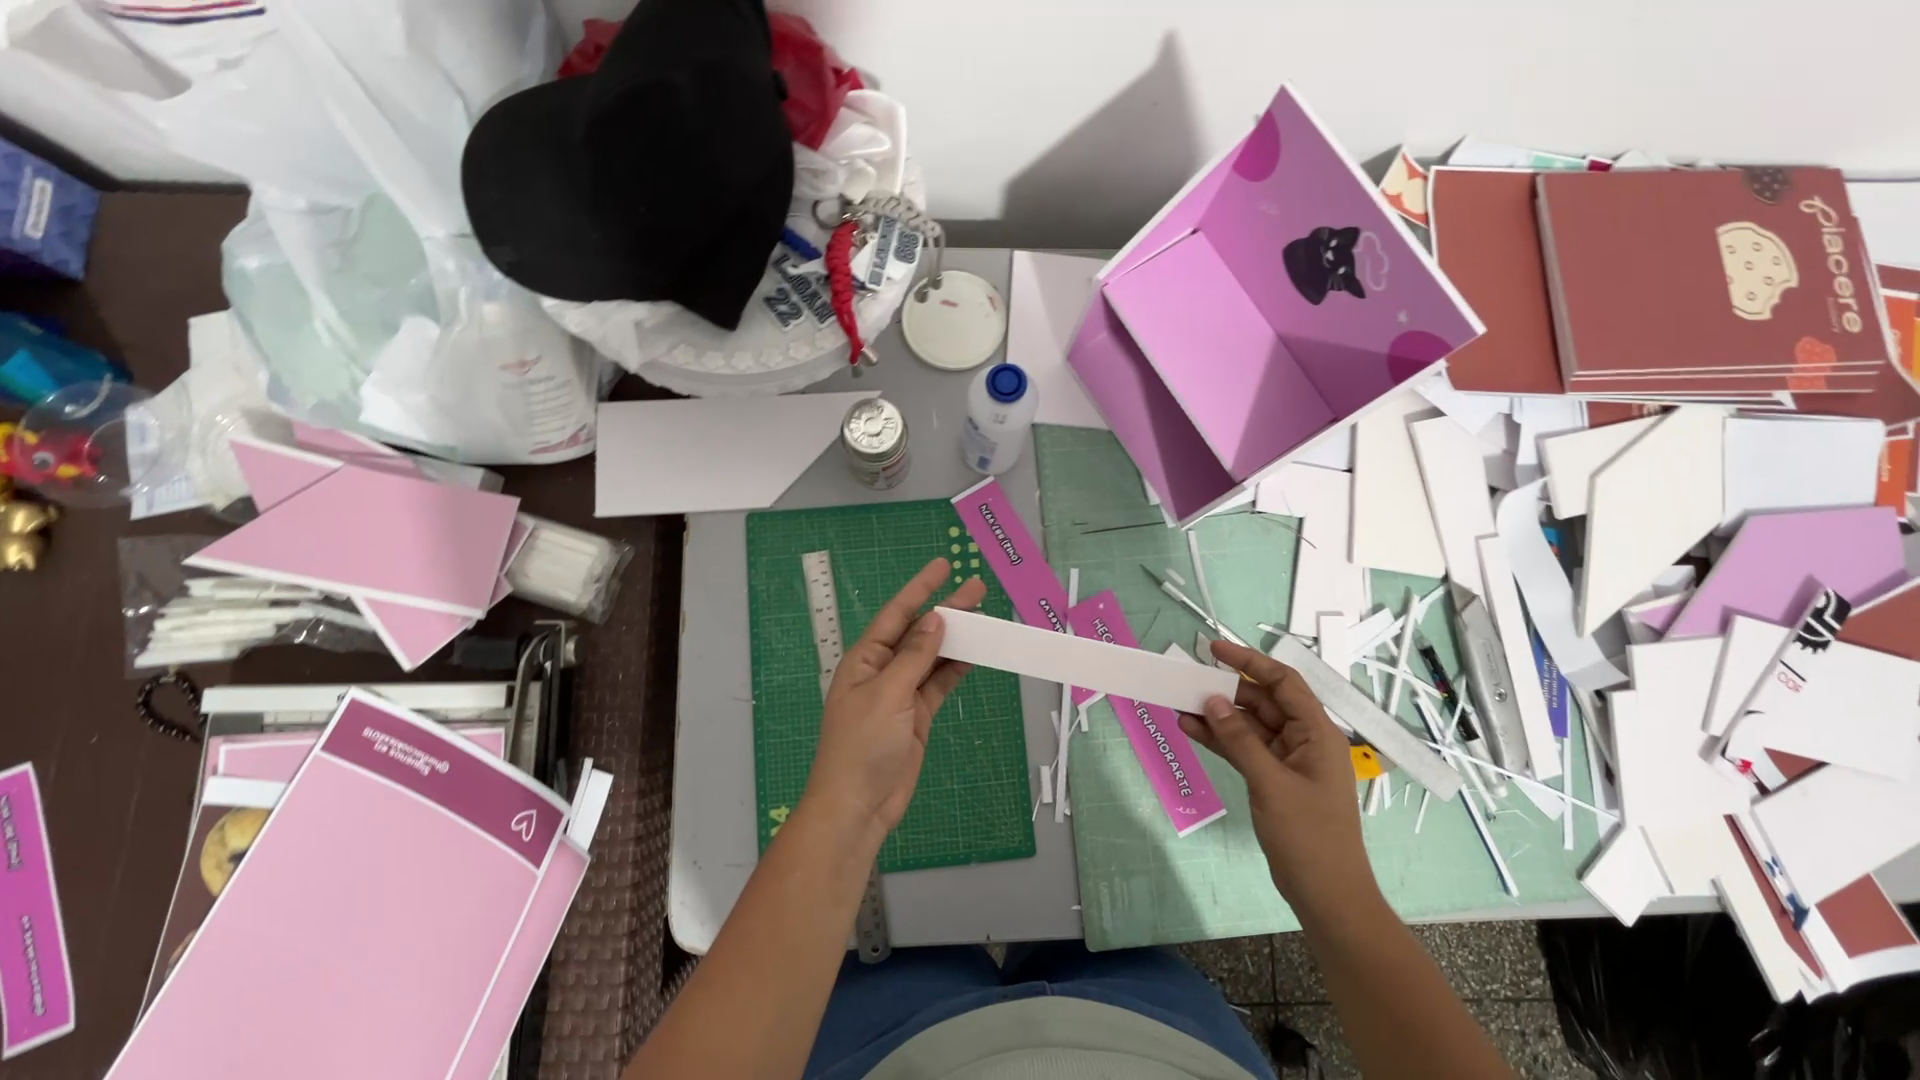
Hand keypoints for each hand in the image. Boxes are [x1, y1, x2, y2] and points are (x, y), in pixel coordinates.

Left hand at [801, 557, 985, 845]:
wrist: (859, 804)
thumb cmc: (861, 745)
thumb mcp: (887, 694)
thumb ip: (913, 656)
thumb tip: (934, 620)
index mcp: (864, 659)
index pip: (896, 614)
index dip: (920, 588)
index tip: (943, 565)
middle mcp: (882, 670)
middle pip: (918, 633)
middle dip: (946, 609)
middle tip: (977, 587)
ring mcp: (901, 694)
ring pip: (932, 657)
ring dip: (956, 639)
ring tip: (985, 618)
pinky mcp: (917, 716)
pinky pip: (939, 684)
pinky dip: (957, 669)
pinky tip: (976, 655)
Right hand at [1180, 640, 1377, 915]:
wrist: (1326, 893)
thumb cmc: (1309, 836)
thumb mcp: (1272, 784)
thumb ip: (1240, 740)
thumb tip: (1213, 701)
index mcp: (1317, 733)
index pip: (1283, 683)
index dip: (1250, 662)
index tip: (1214, 649)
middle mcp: (1304, 741)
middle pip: (1263, 702)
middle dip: (1227, 690)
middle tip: (1187, 681)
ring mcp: (1288, 762)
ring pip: (1249, 726)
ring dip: (1218, 716)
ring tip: (1180, 705)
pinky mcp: (1273, 781)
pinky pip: (1244, 750)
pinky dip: (1220, 740)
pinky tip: (1192, 730)